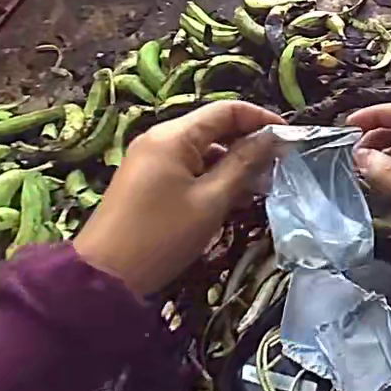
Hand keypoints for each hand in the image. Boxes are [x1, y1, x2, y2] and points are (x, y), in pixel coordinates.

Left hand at [73, 100, 283, 294]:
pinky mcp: (147, 179)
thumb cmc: (161, 237)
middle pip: (214, 127)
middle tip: (279, 165)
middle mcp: (160, 138)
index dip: (260, 118)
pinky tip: (233, 197)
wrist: (101, 280)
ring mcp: (151, 159)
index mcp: (173, 136)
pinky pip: (188, 166)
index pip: (226, 110)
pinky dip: (213, 175)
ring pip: (203, 149)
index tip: (289, 138)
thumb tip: (273, 139)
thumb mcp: (210, 201)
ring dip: (232, 162)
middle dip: (248, 142)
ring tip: (261, 185)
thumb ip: (244, 164)